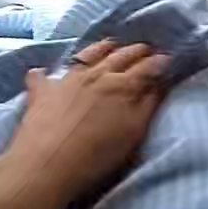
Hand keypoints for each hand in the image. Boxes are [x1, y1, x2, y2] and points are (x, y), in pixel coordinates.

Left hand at [0, 40, 172, 208]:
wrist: (48, 164)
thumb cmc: (97, 155)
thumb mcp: (133, 133)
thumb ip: (147, 105)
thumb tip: (156, 84)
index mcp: (122, 86)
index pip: (145, 68)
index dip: (158, 62)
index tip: (166, 58)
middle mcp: (96, 75)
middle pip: (120, 56)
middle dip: (135, 51)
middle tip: (145, 48)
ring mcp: (67, 79)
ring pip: (88, 55)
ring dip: (101, 48)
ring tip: (110, 44)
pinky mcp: (42, 91)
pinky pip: (41, 76)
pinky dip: (43, 72)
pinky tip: (42, 71)